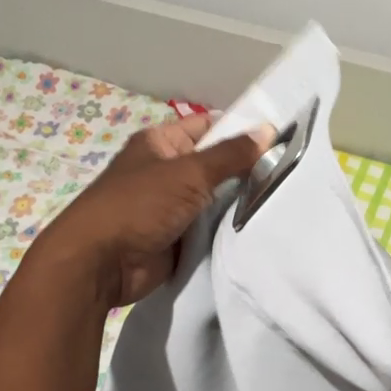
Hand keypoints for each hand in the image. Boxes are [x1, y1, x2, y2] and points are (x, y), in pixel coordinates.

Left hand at [28, 112, 268, 308]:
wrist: (101, 264)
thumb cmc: (138, 206)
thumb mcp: (187, 174)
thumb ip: (230, 155)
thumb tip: (268, 131)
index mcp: (161, 144)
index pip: (208, 126)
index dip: (240, 129)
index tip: (280, 137)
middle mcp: (166, 172)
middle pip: (215, 165)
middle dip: (247, 170)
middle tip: (288, 173)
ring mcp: (172, 208)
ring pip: (215, 200)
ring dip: (240, 204)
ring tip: (283, 201)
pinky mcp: (177, 239)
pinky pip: (210, 230)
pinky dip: (228, 231)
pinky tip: (260, 230)